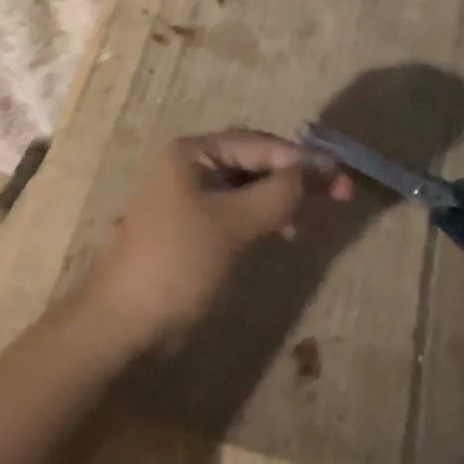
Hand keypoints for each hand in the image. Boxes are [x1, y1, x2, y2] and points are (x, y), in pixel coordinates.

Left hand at [82, 129, 351, 350]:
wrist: (122, 319)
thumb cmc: (176, 261)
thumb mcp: (231, 224)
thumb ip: (276, 194)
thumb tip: (313, 173)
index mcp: (192, 152)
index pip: (258, 144)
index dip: (301, 158)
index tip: (340, 174)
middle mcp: (190, 166)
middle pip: (253, 162)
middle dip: (293, 177)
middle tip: (337, 195)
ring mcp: (189, 198)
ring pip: (246, 188)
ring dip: (279, 199)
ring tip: (305, 223)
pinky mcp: (192, 228)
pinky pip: (235, 211)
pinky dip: (261, 218)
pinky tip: (282, 234)